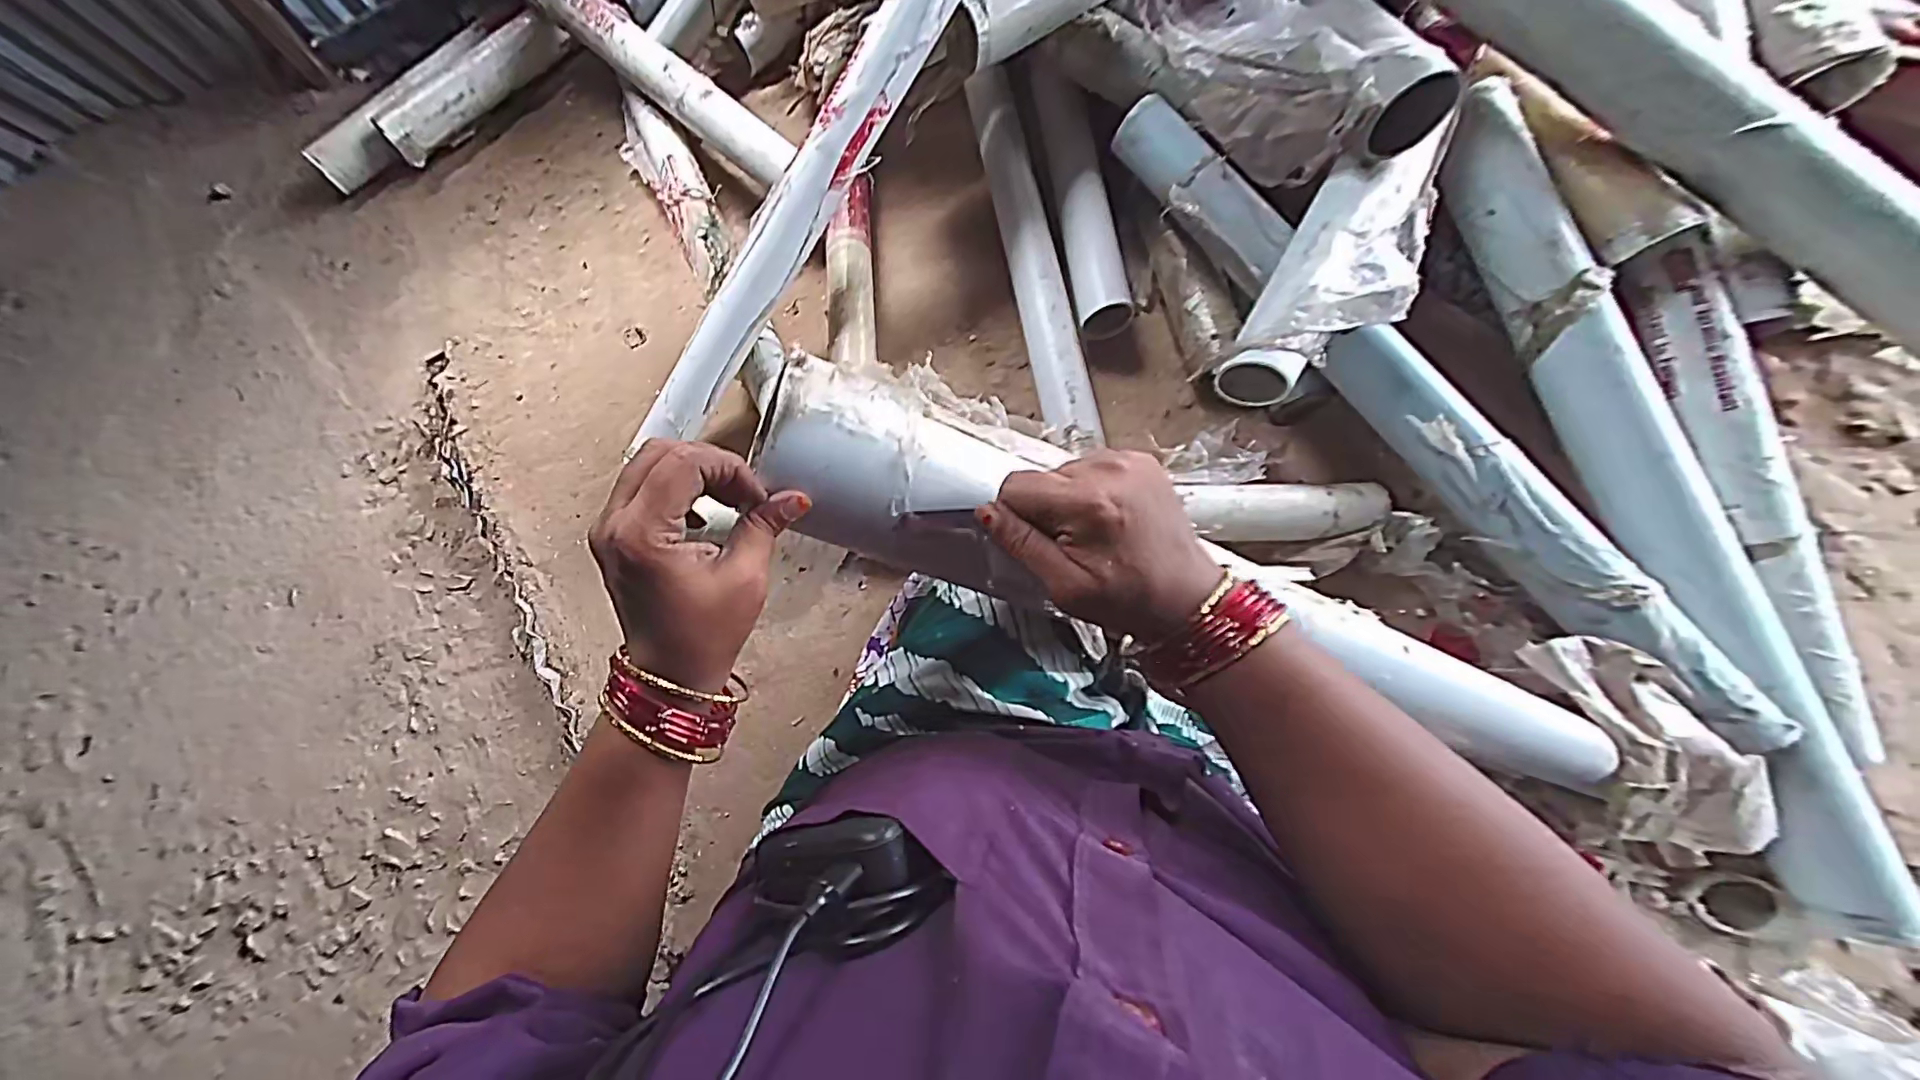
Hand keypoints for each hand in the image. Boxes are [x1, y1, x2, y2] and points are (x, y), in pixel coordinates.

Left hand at [589, 440, 809, 691]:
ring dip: (694, 471)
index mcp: (643, 535)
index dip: (729, 469)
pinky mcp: (614, 536)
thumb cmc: (700, 639)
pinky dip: (676, 486)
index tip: (754, 494)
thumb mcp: (745, 576)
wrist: (671, 673)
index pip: (684, 463)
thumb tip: (791, 499)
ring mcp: (609, 531)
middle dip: (712, 463)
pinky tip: (702, 511)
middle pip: (661, 453)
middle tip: (744, 490)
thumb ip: (765, 525)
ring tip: (727, 498)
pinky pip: (640, 486)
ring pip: (648, 464)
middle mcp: (615, 527)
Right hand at [975, 450, 1221, 639]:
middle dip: (1045, 511)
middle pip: (1041, 478)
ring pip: (1064, 472)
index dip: (1016, 517)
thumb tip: (988, 513)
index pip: (1016, 486)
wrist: (1187, 599)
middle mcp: (1110, 470)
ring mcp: (1129, 461)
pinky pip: (1091, 468)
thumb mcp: (1065, 587)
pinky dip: (1090, 491)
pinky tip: (1108, 519)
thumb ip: (1021, 545)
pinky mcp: (1141, 461)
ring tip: (1095, 534)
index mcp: (1089, 502)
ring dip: (1068, 500)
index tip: (1036, 541)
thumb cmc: (1133, 599)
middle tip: (1072, 545)